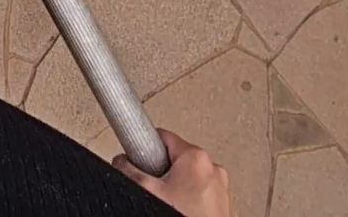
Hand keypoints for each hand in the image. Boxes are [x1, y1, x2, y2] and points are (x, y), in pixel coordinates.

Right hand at [112, 131, 233, 216]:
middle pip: (176, 161)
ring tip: (170, 207)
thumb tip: (121, 161)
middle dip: (162, 174)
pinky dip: (190, 206)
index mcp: (197, 158)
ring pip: (189, 182)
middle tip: (155, 192)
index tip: (140, 160)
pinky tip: (181, 214)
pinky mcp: (226, 212)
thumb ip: (127, 168)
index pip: (162, 137)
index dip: (146, 150)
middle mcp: (215, 171)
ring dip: (177, 192)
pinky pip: (202, 199)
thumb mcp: (144, 190)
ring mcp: (223, 193)